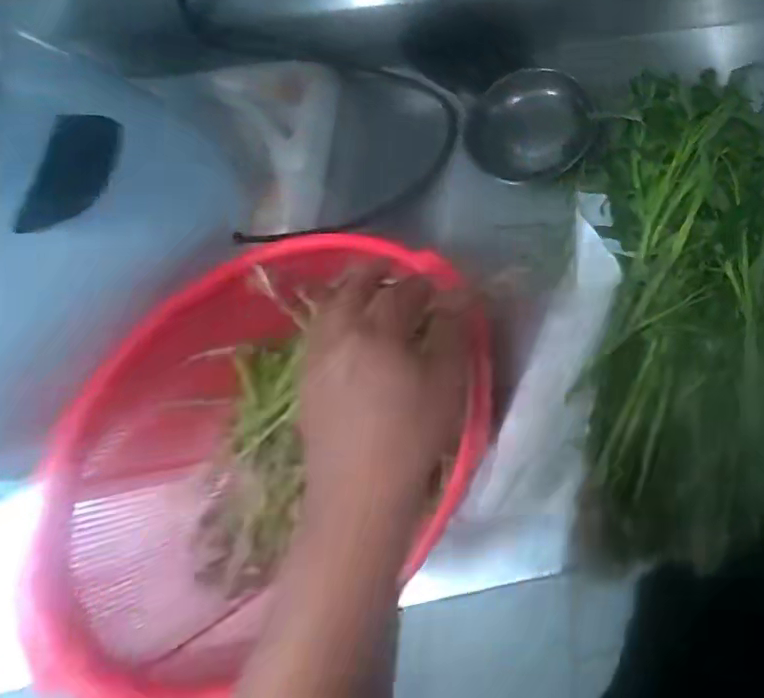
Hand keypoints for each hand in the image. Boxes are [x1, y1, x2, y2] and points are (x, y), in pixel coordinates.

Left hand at [299, 265, 468, 529]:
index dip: (424, 284)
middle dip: (375, 273)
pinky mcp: (305, 384)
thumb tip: (458, 296)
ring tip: (371, 293)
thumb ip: (453, 330)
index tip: (442, 287)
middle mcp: (337, 337)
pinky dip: (335, 317)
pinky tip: (351, 330)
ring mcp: (314, 361)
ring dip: (349, 293)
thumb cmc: (413, 432)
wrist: (359, 494)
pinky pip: (318, 333)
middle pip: (351, 290)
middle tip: (397, 270)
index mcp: (375, 332)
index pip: (401, 292)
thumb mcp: (447, 378)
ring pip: (327, 310)